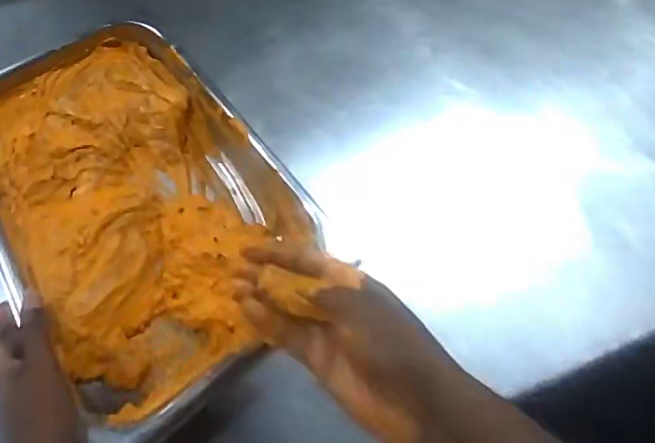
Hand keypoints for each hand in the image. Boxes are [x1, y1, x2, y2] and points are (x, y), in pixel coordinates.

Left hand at [0, 302, 84, 442]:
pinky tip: (56, 384)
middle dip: (22, 332)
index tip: (30, 308)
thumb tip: (28, 293)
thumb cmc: (41, 413)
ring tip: (57, 355)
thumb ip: (34, 330)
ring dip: (31, 356)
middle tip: (50, 331)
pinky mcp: (13, 421)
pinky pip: (19, 387)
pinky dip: (35, 377)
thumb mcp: (42, 366)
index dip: (4, 310)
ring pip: (12, 367)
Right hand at [236, 244, 556, 442]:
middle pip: (292, 282)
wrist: (421, 404)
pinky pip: (285, 334)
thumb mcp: (353, 304)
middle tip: (235, 269)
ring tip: (232, 287)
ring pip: (284, 308)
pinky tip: (245, 308)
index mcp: (349, 283)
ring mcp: (325, 331)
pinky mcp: (317, 359)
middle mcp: (335, 303)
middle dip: (263, 274)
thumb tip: (276, 281)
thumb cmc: (391, 341)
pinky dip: (264, 321)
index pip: (307, 259)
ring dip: (259, 296)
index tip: (248, 249)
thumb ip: (310, 290)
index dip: (278, 252)